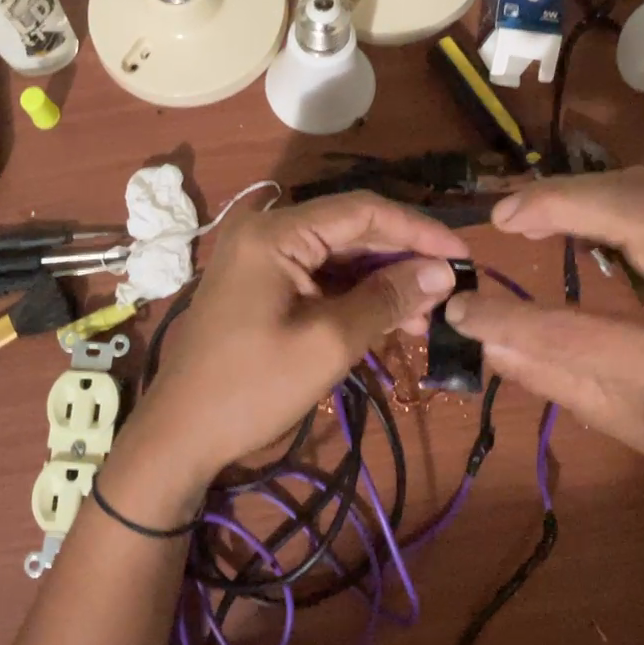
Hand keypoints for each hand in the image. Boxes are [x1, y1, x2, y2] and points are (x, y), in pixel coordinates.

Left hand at [124, 192, 467, 490]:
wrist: (180, 434)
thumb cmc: (251, 388)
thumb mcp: (327, 343)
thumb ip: (385, 299)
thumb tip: (442, 271)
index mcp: (275, 233)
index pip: (361, 210)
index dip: (417, 229)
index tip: (462, 254)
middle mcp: (266, 232)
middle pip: (350, 229)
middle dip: (402, 257)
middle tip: (451, 288)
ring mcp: (260, 257)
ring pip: (338, 255)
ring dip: (383, 279)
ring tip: (429, 313)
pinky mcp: (261, 284)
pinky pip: (318, 277)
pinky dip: (355, 295)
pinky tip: (392, 318)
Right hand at [439, 168, 643, 493]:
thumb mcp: (617, 419)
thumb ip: (547, 375)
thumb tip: (477, 336)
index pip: (585, 334)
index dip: (513, 321)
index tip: (460, 309)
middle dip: (564, 204)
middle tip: (502, 218)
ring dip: (576, 188)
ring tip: (520, 212)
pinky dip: (595, 187)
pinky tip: (558, 205)